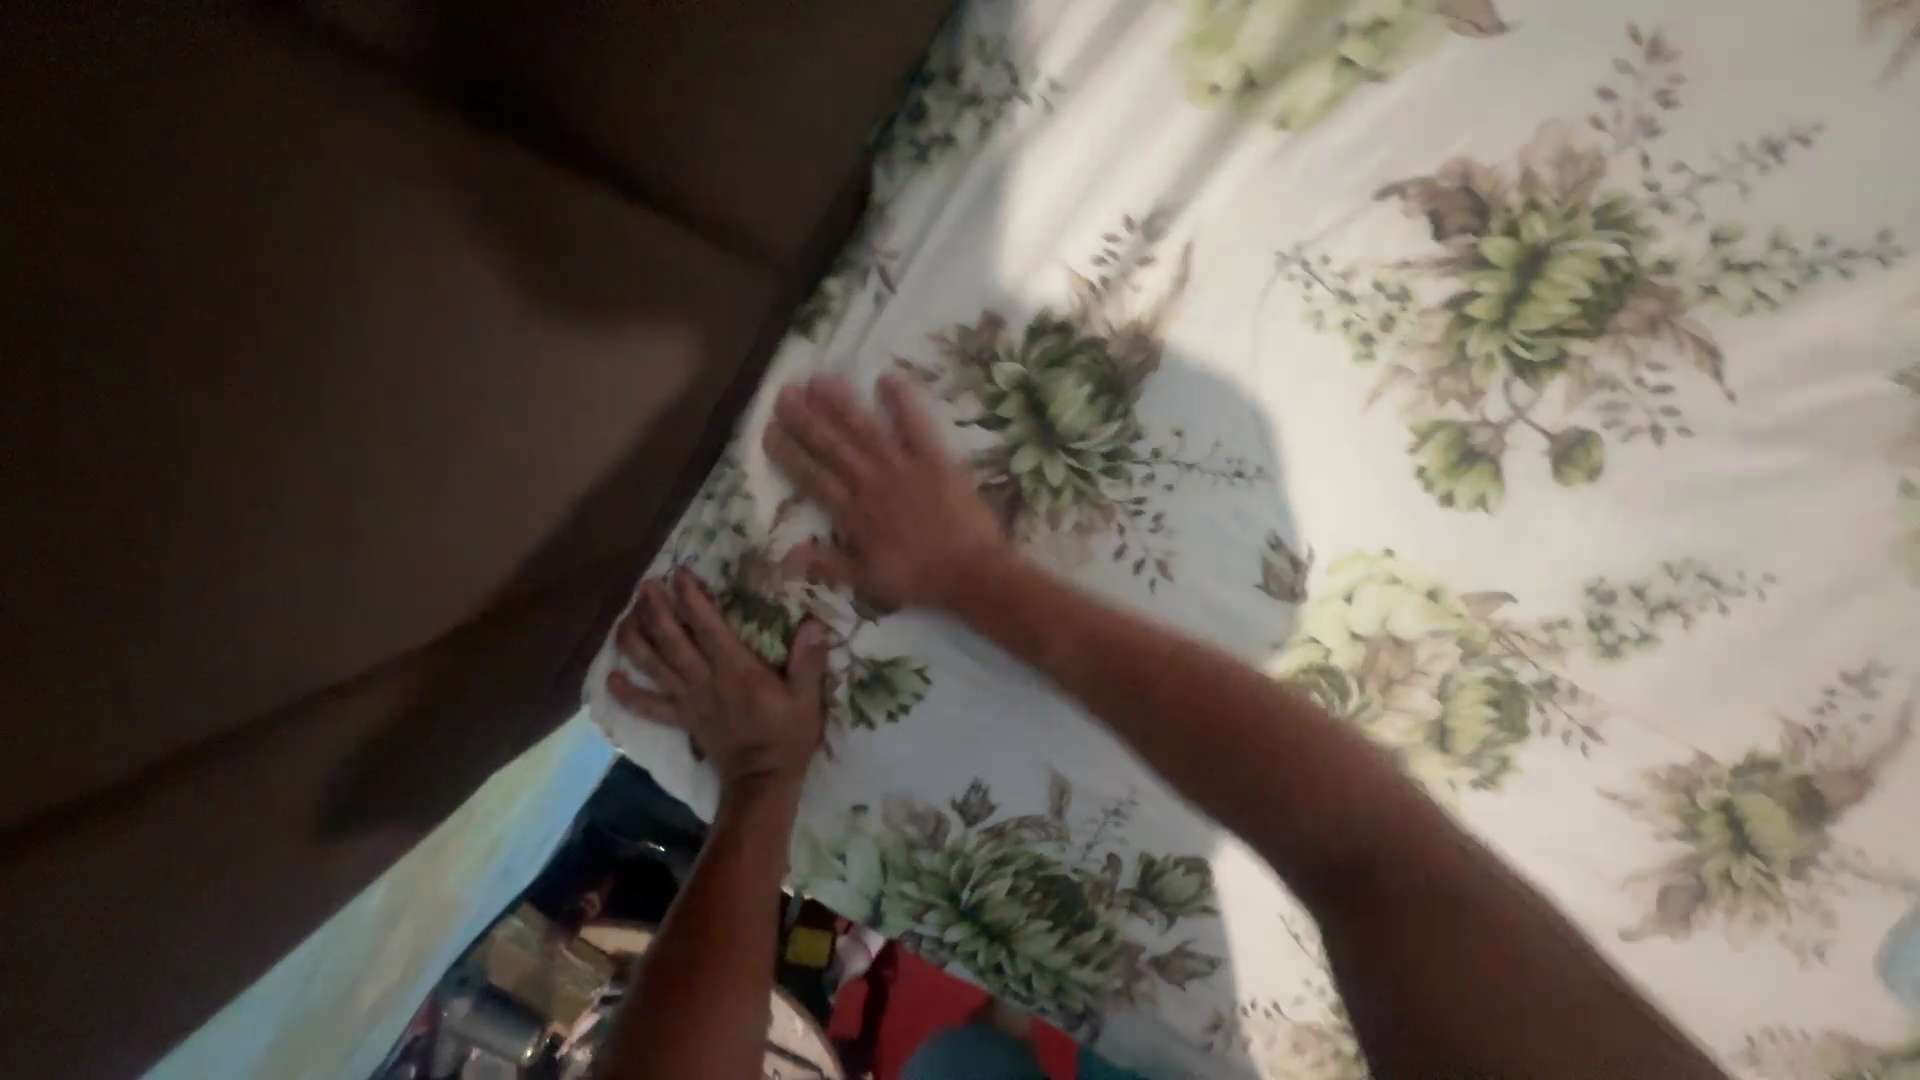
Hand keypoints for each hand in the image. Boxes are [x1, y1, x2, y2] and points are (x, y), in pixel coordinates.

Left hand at [607, 569, 828, 792]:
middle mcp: (705, 680)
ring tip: (623, 618)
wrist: (762, 781)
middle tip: (645, 586)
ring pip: (654, 667)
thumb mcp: (807, 698)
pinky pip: (648, 707)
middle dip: (656, 611)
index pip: (708, 626)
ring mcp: (689, 701)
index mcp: (736, 670)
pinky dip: (628, 693)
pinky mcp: (682, 720)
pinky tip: (610, 679)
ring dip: (636, 641)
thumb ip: (808, 660)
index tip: (680, 574)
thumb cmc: (787, 737)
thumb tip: (816, 623)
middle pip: (672, 641)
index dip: (692, 598)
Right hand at [764, 373, 1013, 610]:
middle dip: (806, 420)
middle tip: (784, 393)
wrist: (972, 573)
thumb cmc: (920, 580)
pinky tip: (886, 377)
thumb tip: (785, 556)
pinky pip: (917, 426)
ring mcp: (905, 468)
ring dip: (841, 404)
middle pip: (833, 447)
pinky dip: (903, 402)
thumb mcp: (868, 581)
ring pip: (866, 430)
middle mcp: (873, 484)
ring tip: (819, 378)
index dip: (790, 454)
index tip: (769, 429)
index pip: (814, 479)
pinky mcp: (937, 459)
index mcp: (855, 515)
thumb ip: (827, 564)